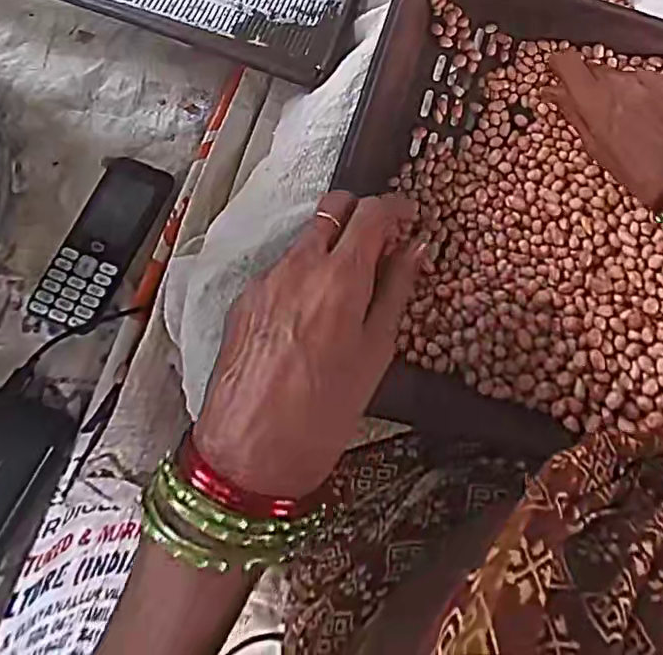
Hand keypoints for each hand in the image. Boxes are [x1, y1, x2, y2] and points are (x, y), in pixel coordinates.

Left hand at [192, 191, 424, 497]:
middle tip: (382, 243)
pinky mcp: (245, 298)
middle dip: (363, 213)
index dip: (397, 207)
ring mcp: (267, 280)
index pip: (372, 211)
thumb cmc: (324, 410)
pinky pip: (285, 266)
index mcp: (340, 277)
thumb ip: (396, 288)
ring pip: (308, 235)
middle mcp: (299, 266)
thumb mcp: (377, 349)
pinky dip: (308, 271)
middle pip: (335, 205)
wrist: (247, 456)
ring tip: (351, 285)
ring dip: (335, 243)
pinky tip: (315, 312)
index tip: (409, 218)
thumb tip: (417, 247)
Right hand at [547, 49, 662, 206]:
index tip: (558, 71)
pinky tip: (656, 121)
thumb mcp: (597, 149)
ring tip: (634, 124)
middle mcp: (619, 81)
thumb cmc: (641, 172)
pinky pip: (652, 82)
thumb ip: (575, 114)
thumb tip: (557, 94)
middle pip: (596, 69)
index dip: (560, 65)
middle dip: (594, 86)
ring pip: (626, 77)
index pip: (566, 61)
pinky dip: (650, 96)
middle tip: (601, 113)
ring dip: (625, 93)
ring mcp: (648, 79)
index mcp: (593, 98)